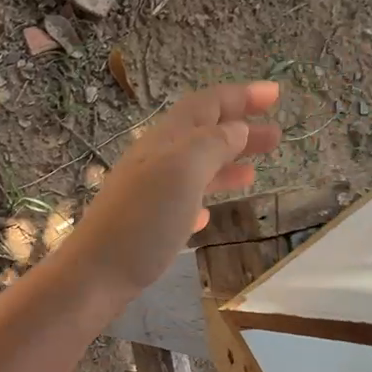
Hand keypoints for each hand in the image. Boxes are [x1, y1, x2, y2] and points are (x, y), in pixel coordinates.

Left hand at [49, 82, 281, 305]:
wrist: (94, 275)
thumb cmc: (142, 221)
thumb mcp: (184, 171)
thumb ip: (213, 145)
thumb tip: (236, 130)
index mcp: (167, 140)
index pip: (208, 105)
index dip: (242, 97)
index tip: (277, 95)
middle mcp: (155, 161)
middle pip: (203, 136)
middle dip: (240, 132)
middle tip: (276, 137)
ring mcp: (147, 195)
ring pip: (193, 171)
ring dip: (224, 167)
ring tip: (253, 174)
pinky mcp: (143, 228)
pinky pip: (178, 206)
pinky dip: (199, 202)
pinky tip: (207, 214)